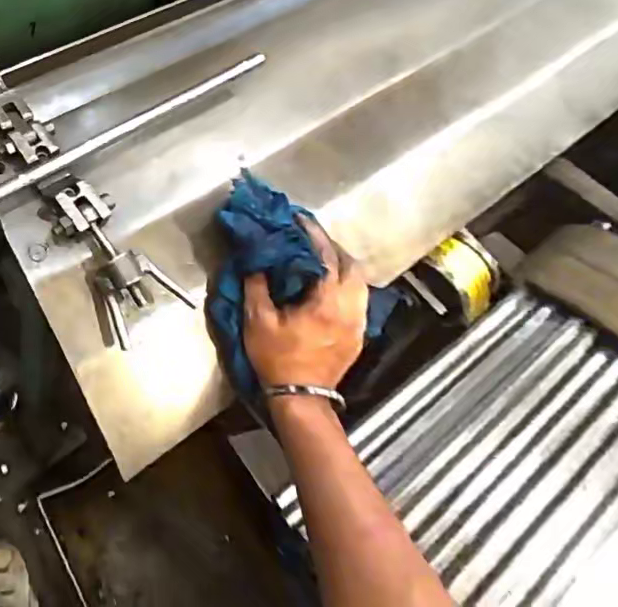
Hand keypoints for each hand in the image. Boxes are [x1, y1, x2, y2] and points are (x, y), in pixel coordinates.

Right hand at [243, 218, 368, 390]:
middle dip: (332, 246)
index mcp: (326, 303)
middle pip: (352, 266)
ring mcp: (358, 324)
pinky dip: (345, 282)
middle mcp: (349, 310)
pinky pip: (358, 298)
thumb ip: (257, 284)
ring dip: (341, 264)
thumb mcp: (257, 319)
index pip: (327, 257)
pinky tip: (326, 282)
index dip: (314, 234)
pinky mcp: (358, 334)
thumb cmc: (276, 358)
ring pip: (359, 283)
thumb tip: (257, 259)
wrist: (300, 399)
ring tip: (318, 256)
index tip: (299, 219)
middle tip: (309, 236)